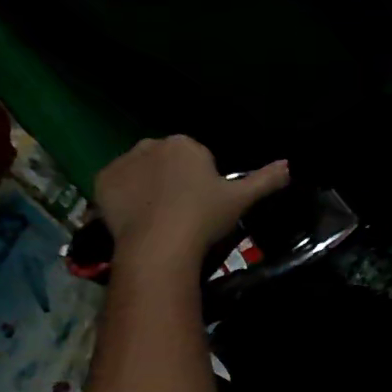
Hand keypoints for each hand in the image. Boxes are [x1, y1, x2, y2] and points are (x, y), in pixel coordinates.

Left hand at [94, 135, 288, 268]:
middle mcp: (151, 144)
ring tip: (158, 223)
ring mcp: (123, 162)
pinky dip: (123, 200)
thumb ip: (266, 180)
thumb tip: (289, 165)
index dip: (202, 185)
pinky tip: (136, 222)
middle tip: (183, 217)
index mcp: (186, 144)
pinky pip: (116, 187)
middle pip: (166, 163)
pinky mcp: (101, 182)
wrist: (159, 246)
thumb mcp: (241, 201)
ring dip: (148, 190)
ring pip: (140, 174)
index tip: (205, 209)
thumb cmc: (203, 220)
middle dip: (173, 183)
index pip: (197, 159)